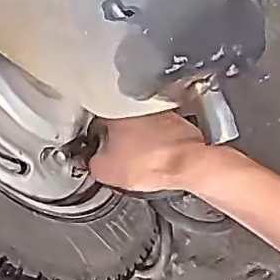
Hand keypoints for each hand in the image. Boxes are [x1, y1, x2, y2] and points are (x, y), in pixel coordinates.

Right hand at [89, 112, 215, 192]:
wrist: (187, 165)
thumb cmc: (151, 163)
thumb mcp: (105, 170)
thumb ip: (91, 162)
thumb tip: (91, 161)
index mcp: (115, 113)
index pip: (95, 122)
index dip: (94, 139)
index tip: (97, 151)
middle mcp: (138, 108)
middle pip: (121, 124)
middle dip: (119, 141)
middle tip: (119, 159)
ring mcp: (161, 114)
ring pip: (143, 129)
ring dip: (141, 142)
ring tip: (141, 162)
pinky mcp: (181, 125)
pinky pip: (163, 136)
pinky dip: (160, 147)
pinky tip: (158, 161)